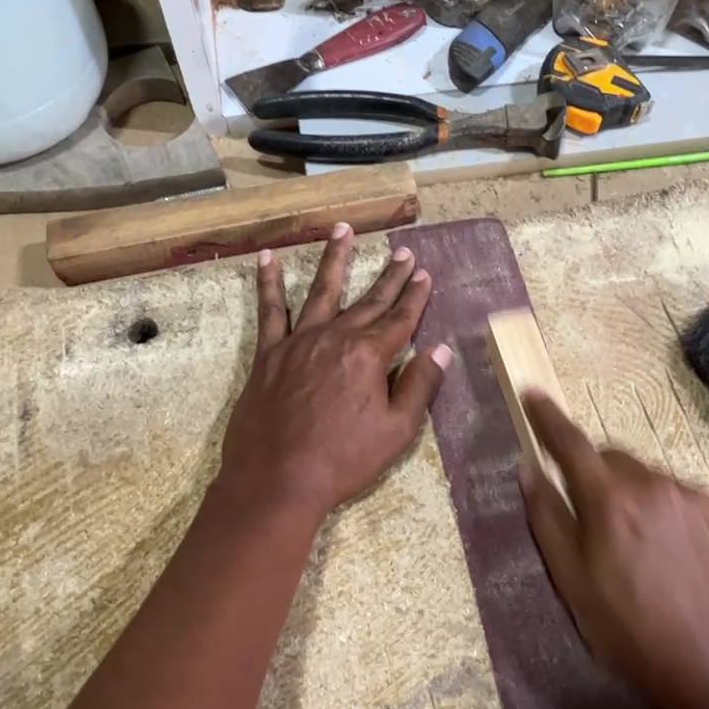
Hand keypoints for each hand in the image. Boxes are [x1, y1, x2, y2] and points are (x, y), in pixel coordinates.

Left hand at [217, 225, 451, 519]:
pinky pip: (270, 310)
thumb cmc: (343, 460)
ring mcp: (299, 342)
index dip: (415, 296)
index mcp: (369, 355)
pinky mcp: (269, 354)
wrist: (277, 479)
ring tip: (343, 229)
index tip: (425, 274)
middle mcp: (336, 338)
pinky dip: (268, 282)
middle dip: (389, 276)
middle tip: (404, 252)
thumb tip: (441, 350)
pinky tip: (268, 257)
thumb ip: (419, 386)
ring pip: (321, 290)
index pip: (400, 318)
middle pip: (369, 300)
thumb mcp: (396, 431)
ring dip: (335, 258)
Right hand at [519, 392, 708, 708]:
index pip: (570, 443)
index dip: (548, 418)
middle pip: (611, 460)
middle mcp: (652, 483)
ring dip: (632, 496)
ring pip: (647, 478)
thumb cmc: (630, 630)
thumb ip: (547, 518)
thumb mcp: (572, 582)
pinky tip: (674, 556)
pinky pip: (681, 496)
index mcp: (609, 499)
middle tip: (592, 522)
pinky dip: (666, 512)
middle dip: (595, 477)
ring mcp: (693, 495)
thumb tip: (529, 469)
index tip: (533, 394)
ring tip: (639, 549)